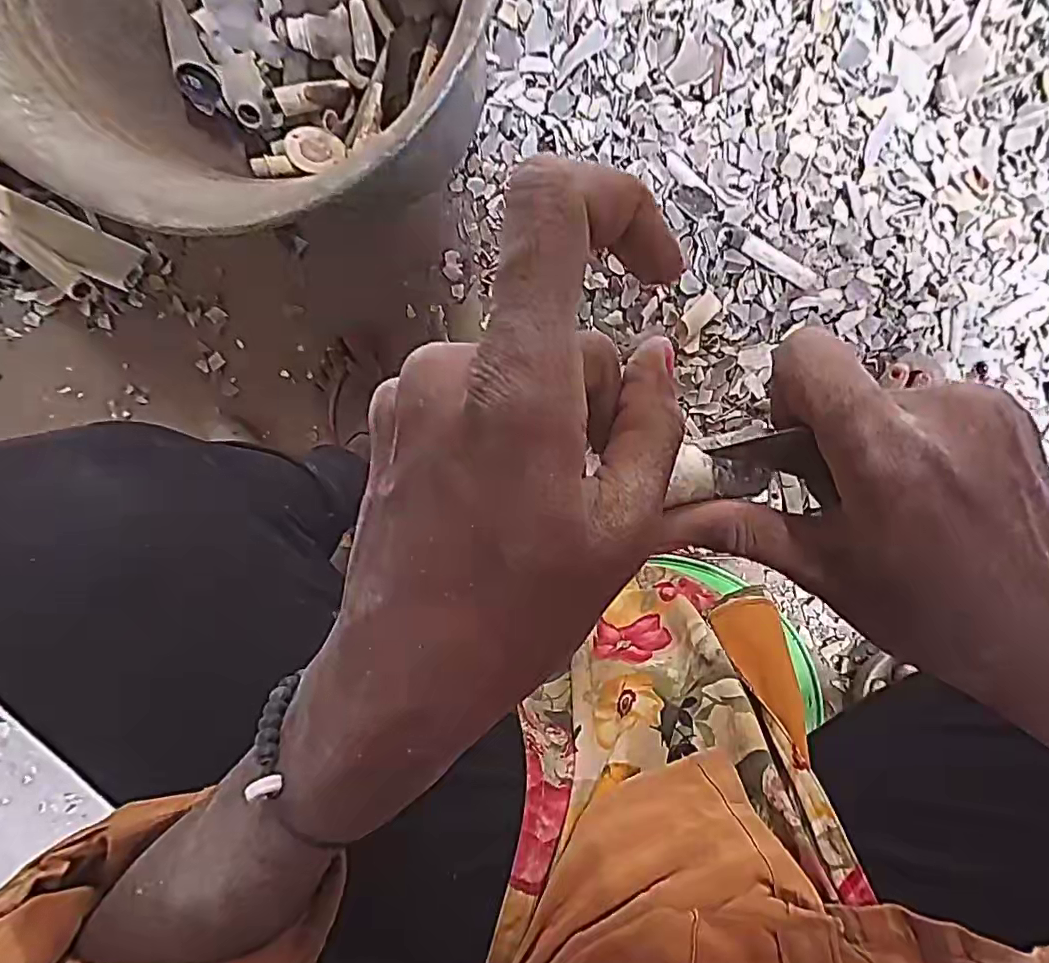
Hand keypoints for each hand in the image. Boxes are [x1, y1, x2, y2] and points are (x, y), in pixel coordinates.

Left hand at [276, 157, 685, 843]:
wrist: (402, 672)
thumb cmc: (518, 614)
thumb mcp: (620, 531)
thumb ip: (650, 428)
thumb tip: (655, 355)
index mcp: (516, 382)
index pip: (547, 210)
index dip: (615, 204)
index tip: (657, 269)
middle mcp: (450, 363)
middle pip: (555, 332)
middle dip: (595, 394)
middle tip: (601, 484)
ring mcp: (409, 391)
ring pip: (516, 368)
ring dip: (552, 418)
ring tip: (549, 507)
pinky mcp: (390, 420)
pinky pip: (473, 394)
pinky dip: (507, 427)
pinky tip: (503, 502)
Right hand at [664, 327, 1048, 719]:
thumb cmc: (933, 615)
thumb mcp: (827, 572)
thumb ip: (746, 529)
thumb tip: (675, 518)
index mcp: (883, 450)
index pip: (806, 352)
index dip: (785, 390)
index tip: (793, 440)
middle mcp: (937, 409)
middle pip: (843, 375)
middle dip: (826, 423)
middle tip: (842, 488)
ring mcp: (980, 403)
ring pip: (885, 389)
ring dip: (872, 431)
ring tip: (895, 497)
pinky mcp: (1007, 407)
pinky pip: (930, 400)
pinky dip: (914, 434)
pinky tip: (932, 489)